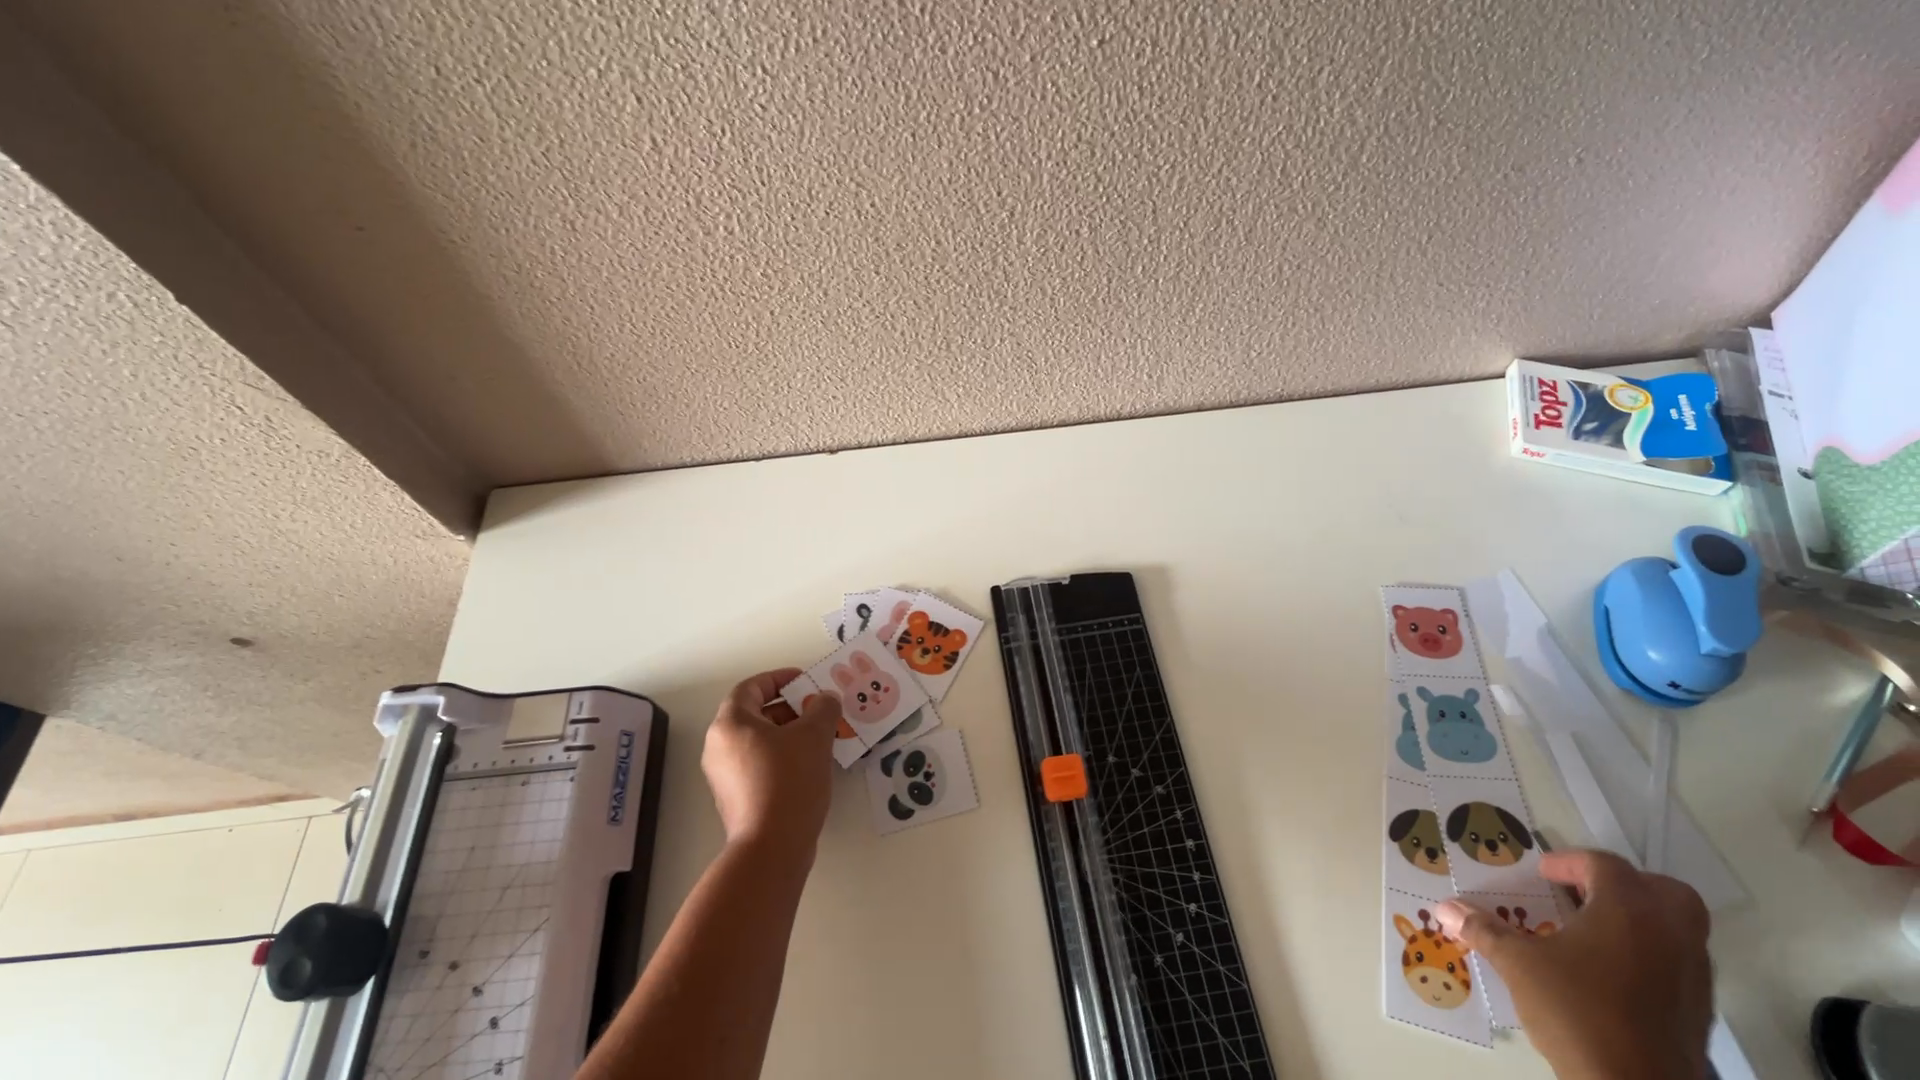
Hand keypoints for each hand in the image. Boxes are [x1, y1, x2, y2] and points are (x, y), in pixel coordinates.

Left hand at [702, 668, 839, 858]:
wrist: (772, 846)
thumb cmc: (789, 780)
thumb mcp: (814, 737)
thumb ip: (822, 709)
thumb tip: (825, 698)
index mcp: (730, 723)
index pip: (752, 687)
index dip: (780, 679)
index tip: (807, 682)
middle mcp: (719, 746)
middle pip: (755, 714)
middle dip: (790, 709)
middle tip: (819, 711)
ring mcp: (724, 776)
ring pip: (758, 742)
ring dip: (788, 735)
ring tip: (821, 739)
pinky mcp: (735, 798)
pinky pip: (758, 765)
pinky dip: (781, 758)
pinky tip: (809, 767)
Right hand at [1436, 850, 1711, 1079]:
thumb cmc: (1576, 1011)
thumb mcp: (1519, 966)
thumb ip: (1485, 931)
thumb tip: (1447, 908)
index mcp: (1627, 909)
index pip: (1603, 865)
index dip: (1569, 862)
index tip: (1542, 873)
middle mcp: (1669, 930)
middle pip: (1658, 888)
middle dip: (1621, 884)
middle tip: (1582, 894)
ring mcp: (1692, 969)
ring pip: (1677, 925)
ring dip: (1639, 918)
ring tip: (1594, 934)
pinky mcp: (1699, 1005)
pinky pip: (1678, 960)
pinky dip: (1650, 953)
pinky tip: (1613, 973)